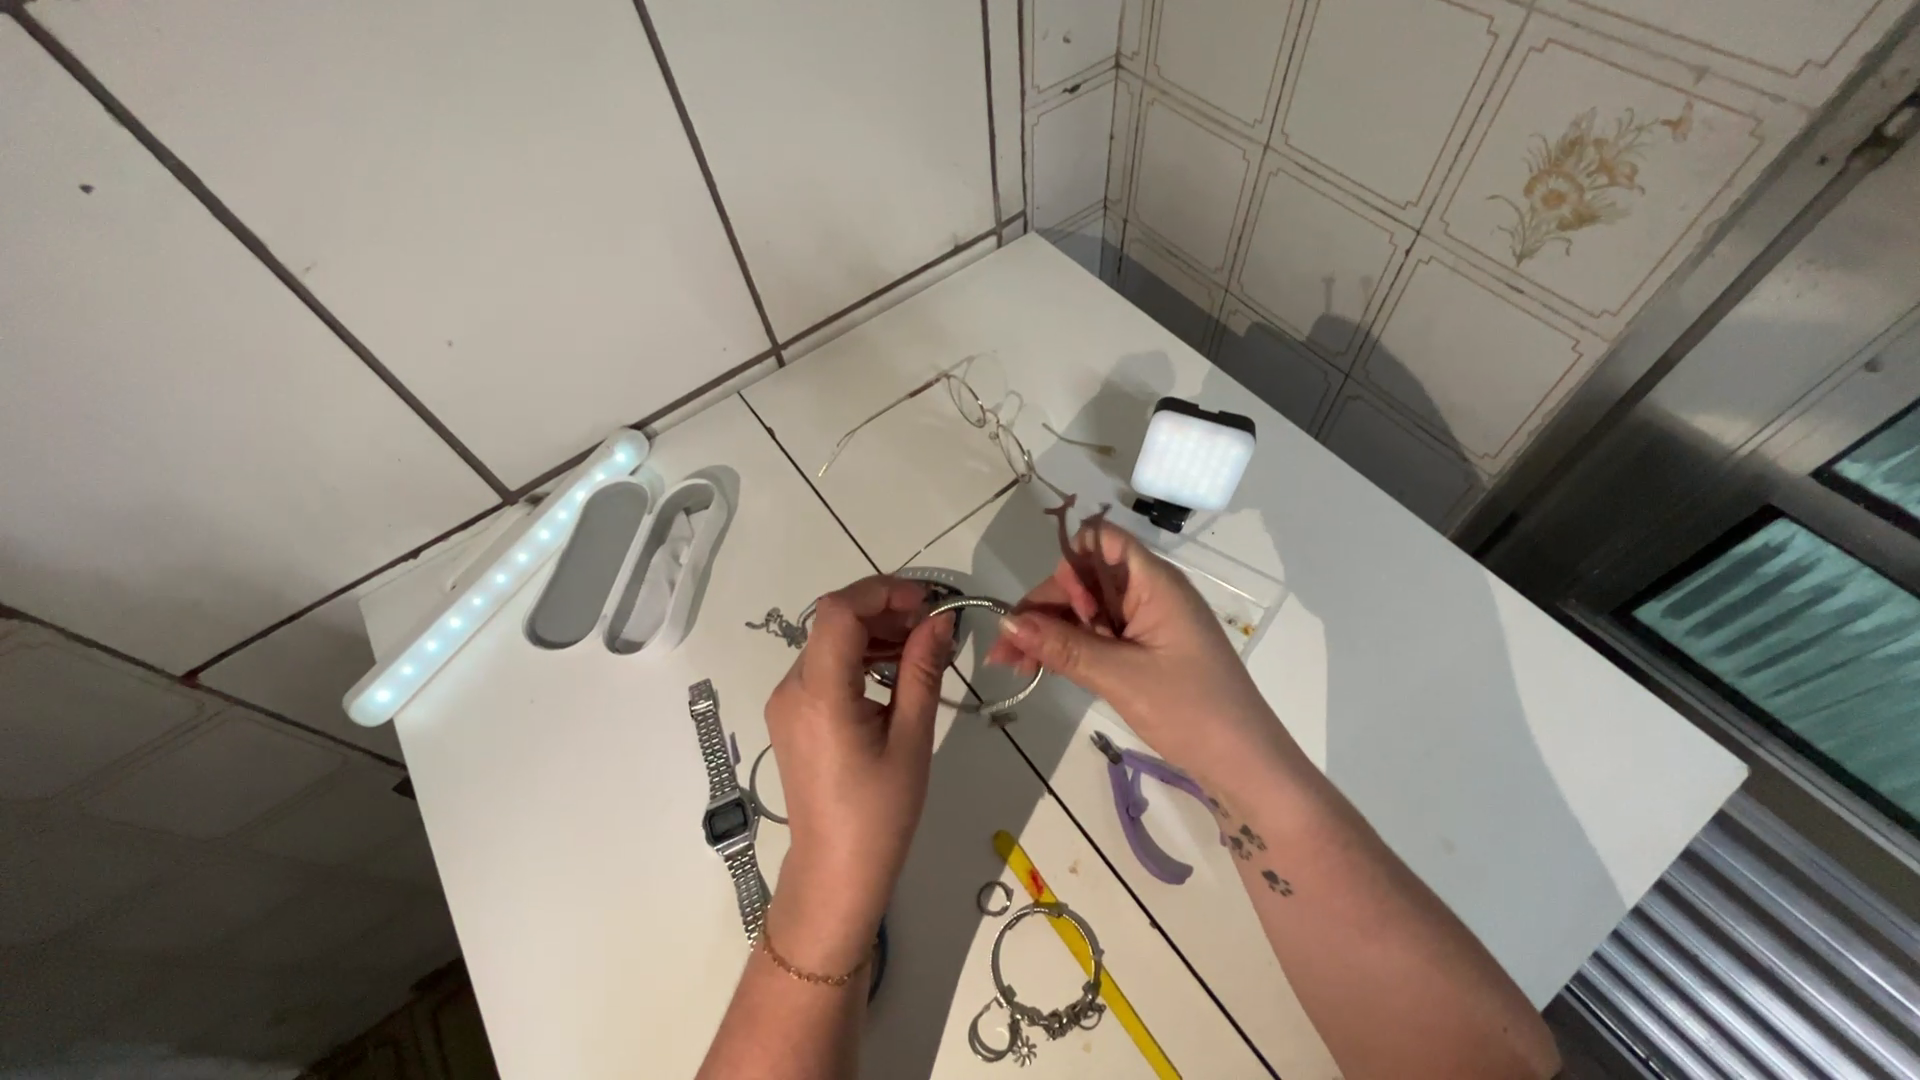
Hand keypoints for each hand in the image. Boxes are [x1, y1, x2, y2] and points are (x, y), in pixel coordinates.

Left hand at [763, 576, 953, 968]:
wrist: (836, 872)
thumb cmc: (880, 813)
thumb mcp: (911, 739)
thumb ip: (922, 671)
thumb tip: (941, 620)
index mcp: (819, 694)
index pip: (839, 612)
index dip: (882, 592)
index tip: (926, 601)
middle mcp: (791, 689)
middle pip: (833, 622)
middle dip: (884, 610)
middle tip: (933, 624)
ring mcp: (786, 702)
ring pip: (829, 642)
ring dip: (874, 633)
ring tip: (922, 646)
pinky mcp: (791, 715)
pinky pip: (824, 668)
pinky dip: (859, 657)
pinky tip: (893, 670)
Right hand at [985, 523, 1281, 775]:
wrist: (1245, 764)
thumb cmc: (1191, 711)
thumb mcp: (1120, 676)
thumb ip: (1063, 645)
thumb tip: (1007, 622)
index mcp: (1154, 583)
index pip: (1100, 540)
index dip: (1067, 562)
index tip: (1047, 607)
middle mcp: (1149, 593)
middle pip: (1084, 580)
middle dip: (1043, 608)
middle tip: (1006, 652)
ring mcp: (1148, 623)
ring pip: (1086, 611)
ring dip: (1050, 633)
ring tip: (1014, 667)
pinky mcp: (1145, 651)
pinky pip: (1099, 637)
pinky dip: (1070, 649)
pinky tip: (1041, 668)